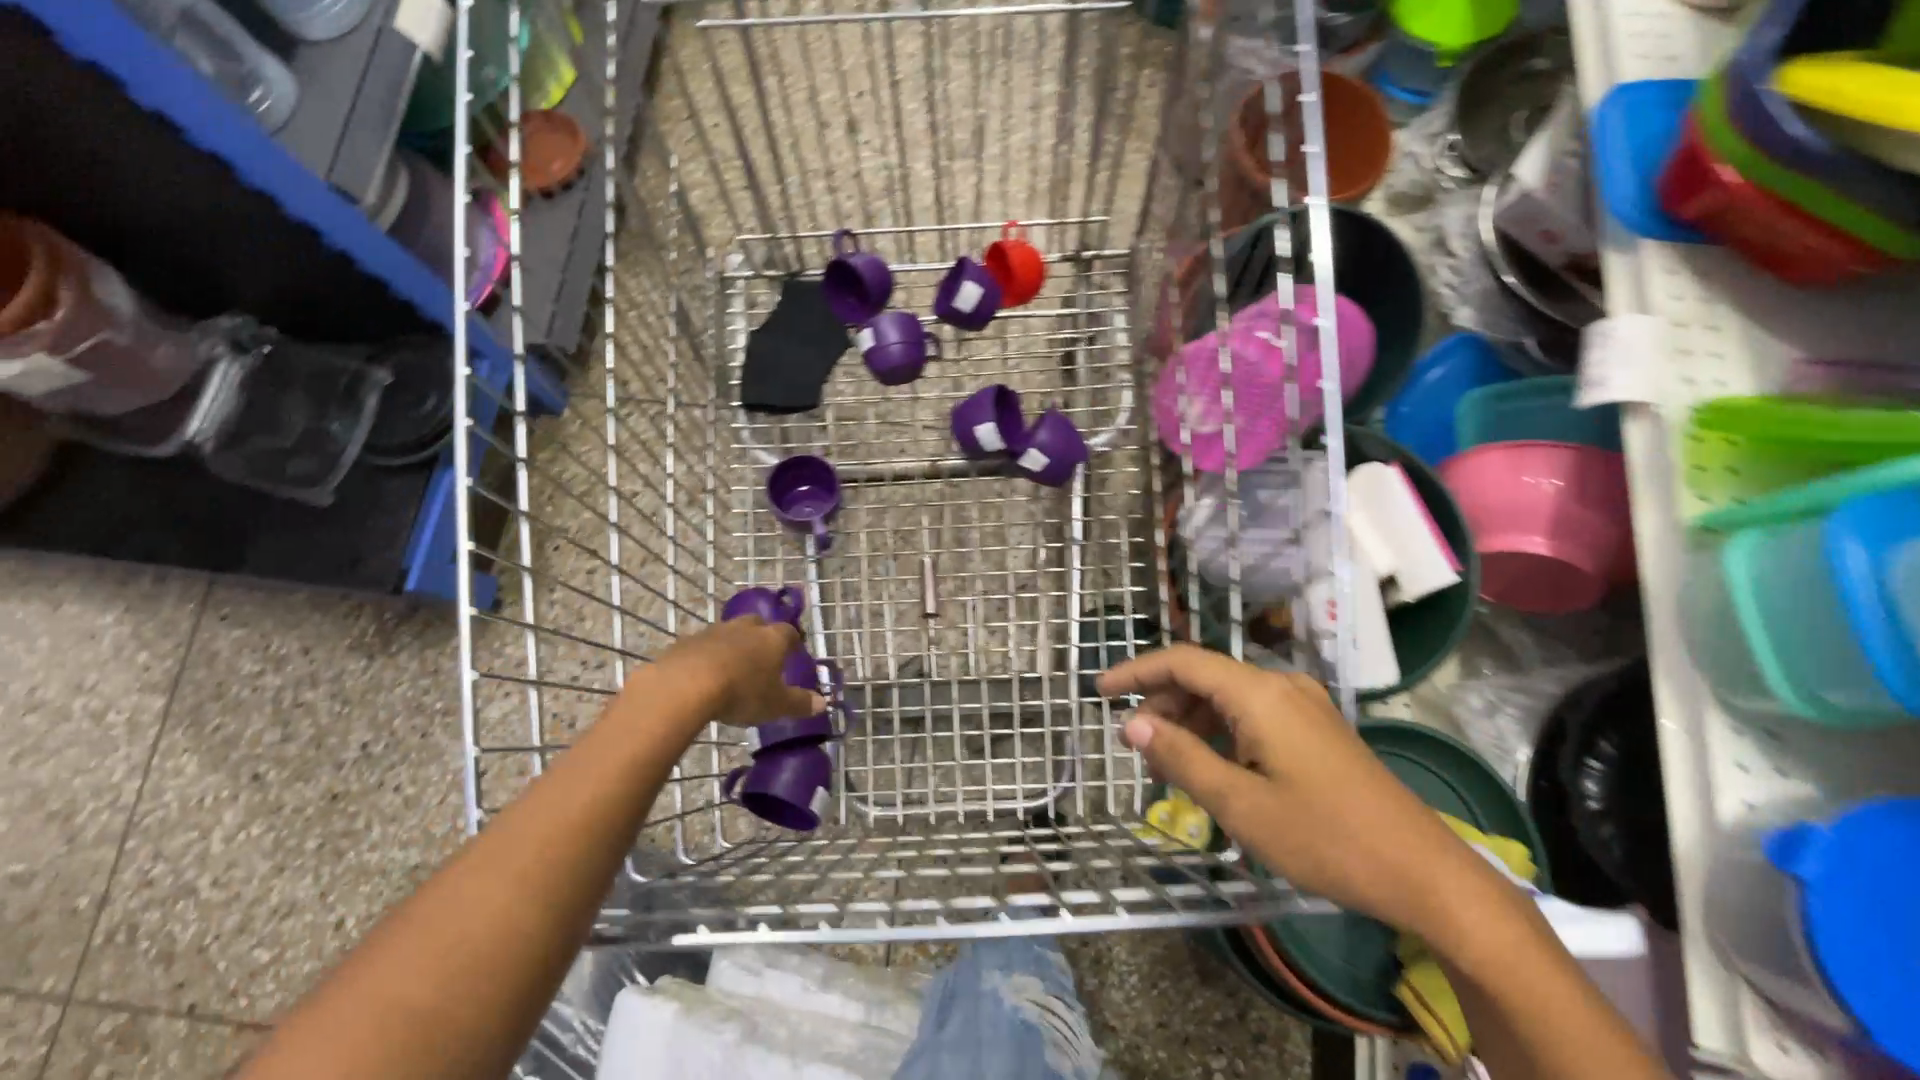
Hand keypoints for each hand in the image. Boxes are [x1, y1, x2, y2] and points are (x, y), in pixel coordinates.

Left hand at [650, 617, 824, 728]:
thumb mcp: (776, 704)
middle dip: (761, 636)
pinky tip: (703, 674)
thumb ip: (799, 703)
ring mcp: (714, 631)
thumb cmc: (742, 692)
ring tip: (732, 667)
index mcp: (772, 639)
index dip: (793, 642)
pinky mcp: (687, 641)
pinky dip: (706, 656)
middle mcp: (745, 628)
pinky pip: (702, 646)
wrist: (686, 684)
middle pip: (758, 624)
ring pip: (728, 632)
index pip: (789, 633)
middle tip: (762, 656)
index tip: (794, 652)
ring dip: (732, 645)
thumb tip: (823, 703)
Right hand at [1098, 645, 1506, 941]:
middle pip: (1206, 677)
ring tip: (1166, 766)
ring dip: (1191, 723)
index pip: (1184, 662)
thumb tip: (1133, 723)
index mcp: (1262, 695)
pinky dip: (1222, 735)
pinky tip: (1211, 769)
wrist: (1419, 870)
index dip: (1136, 672)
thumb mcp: (1240, 803)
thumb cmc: (1323, 837)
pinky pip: (1254, 717)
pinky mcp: (1318, 731)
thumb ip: (1182, 757)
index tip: (1099, 693)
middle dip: (1163, 704)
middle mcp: (1284, 687)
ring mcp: (1305, 707)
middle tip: (1135, 748)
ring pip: (1229, 699)